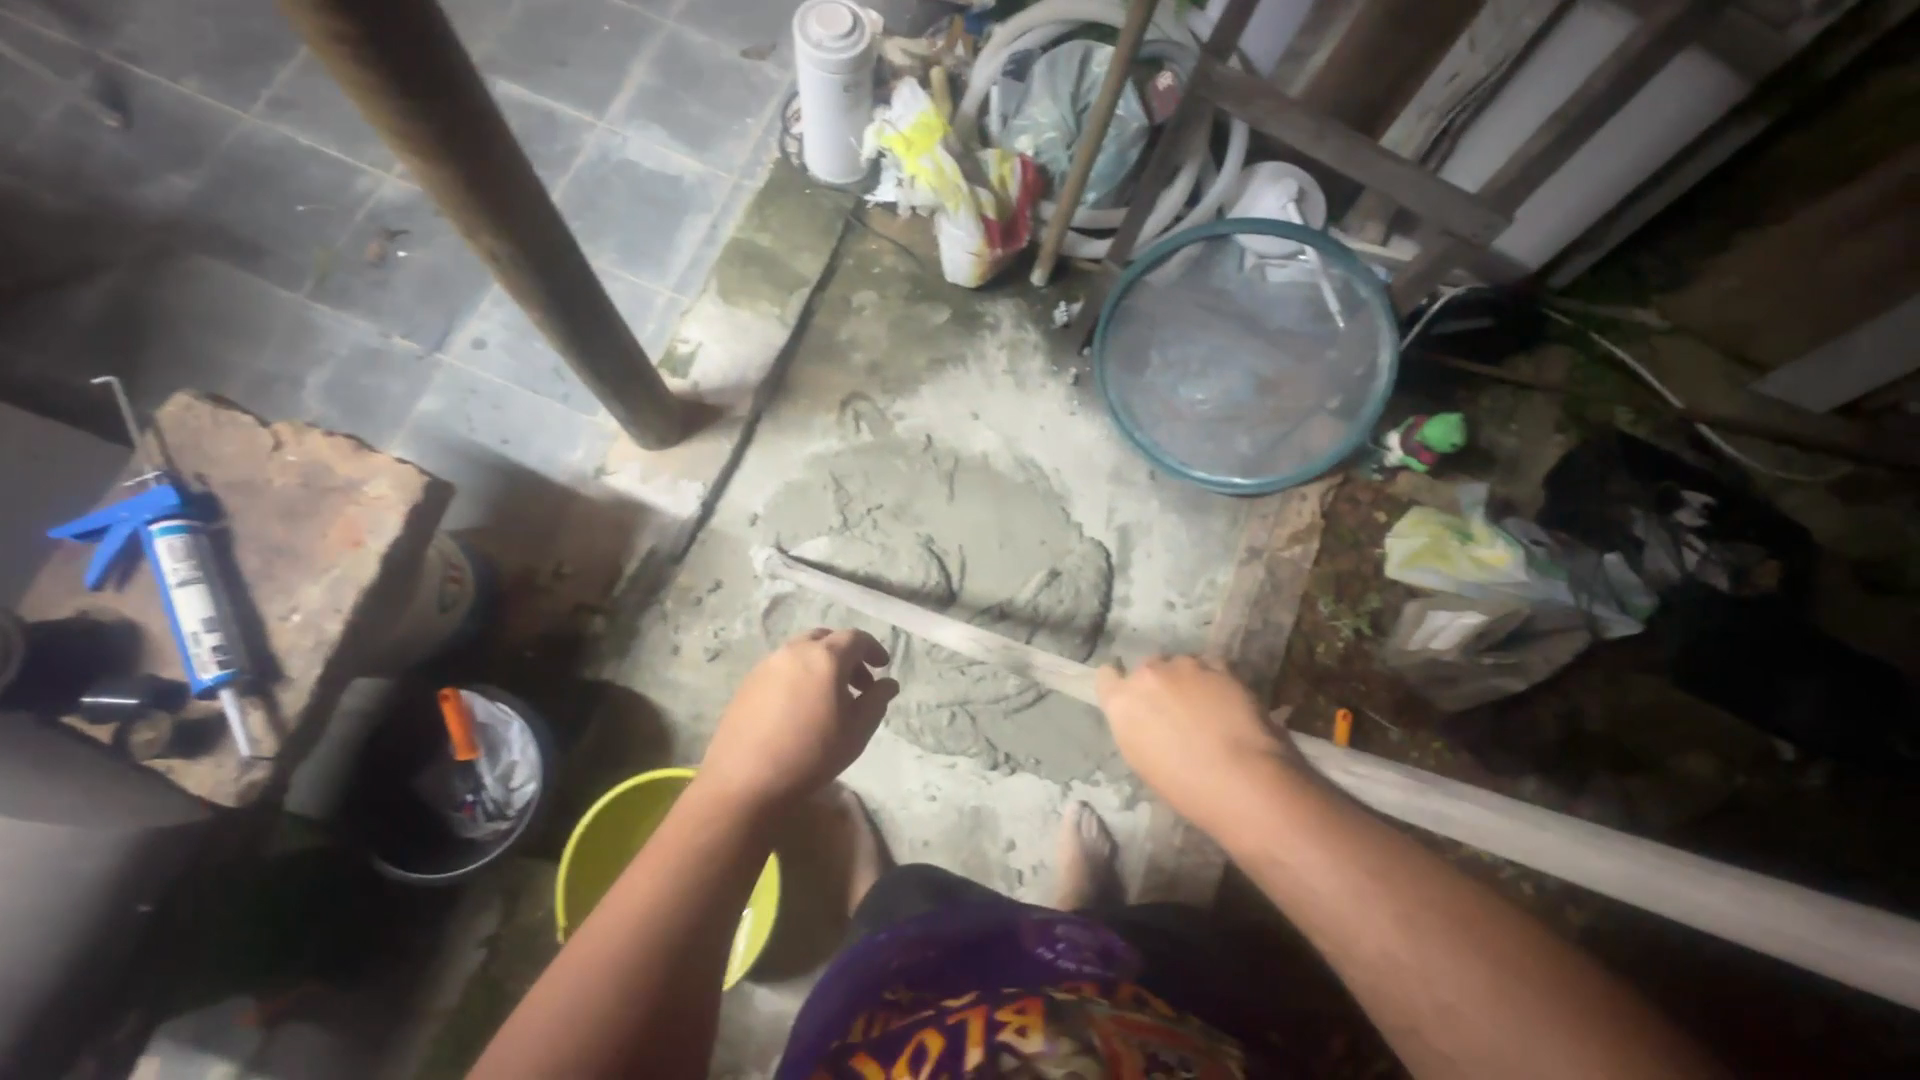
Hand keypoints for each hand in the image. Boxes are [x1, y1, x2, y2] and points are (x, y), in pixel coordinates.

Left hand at [699, 628, 899, 813]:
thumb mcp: (856, 731)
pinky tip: (800, 708)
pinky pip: (782, 667)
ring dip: (821, 665)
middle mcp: (794, 651)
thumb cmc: (811, 754)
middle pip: (826, 639)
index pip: (855, 638)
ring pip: (801, 651)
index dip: (873, 649)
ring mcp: (767, 665)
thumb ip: (877, 701)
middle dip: (847, 655)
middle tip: (858, 684)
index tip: (882, 667)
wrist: (745, 780)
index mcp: (825, 658)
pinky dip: (799, 675)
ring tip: (829, 698)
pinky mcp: (748, 682)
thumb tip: (888, 683)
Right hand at [1096, 656, 1302, 831]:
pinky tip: (1228, 703)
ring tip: (1208, 707)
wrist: (1238, 777)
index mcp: (1121, 701)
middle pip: (1147, 669)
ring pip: (1181, 665)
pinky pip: (1211, 666)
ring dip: (1189, 680)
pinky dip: (1216, 680)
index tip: (1134, 700)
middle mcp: (1147, 674)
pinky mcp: (1219, 666)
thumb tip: (1144, 716)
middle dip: (1159, 684)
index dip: (1120, 686)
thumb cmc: (1182, 784)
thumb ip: (1133, 724)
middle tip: (1177, 710)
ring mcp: (1184, 666)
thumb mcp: (1139, 757)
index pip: (1106, 677)